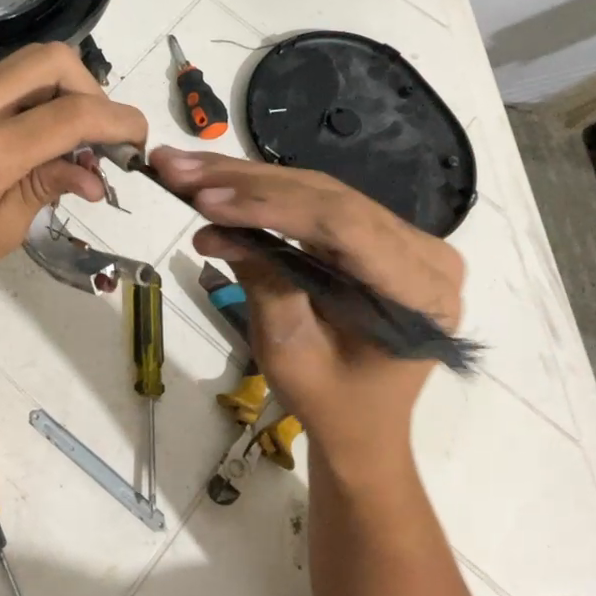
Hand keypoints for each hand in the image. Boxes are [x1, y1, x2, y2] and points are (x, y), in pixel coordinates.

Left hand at [0, 44, 146, 308]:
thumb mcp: (0, 232)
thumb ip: (48, 188)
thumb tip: (97, 175)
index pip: (70, 114)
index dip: (117, 121)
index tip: (140, 144)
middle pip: (51, 60)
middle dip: (92, 91)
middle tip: (99, 140)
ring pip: (30, 63)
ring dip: (68, 89)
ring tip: (76, 142)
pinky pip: (10, 82)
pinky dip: (42, 97)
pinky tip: (46, 140)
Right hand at [147, 147, 464, 469]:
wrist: (362, 427)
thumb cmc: (333, 404)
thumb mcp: (293, 355)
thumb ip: (264, 285)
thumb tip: (212, 229)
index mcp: (420, 290)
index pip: (343, 226)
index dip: (271, 207)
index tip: (204, 200)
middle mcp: (421, 250)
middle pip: (325, 197)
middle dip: (243, 183)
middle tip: (174, 168)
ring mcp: (397, 237)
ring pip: (313, 190)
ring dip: (241, 179)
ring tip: (179, 169)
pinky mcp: (369, 233)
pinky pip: (311, 201)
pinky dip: (256, 192)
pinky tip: (211, 181)